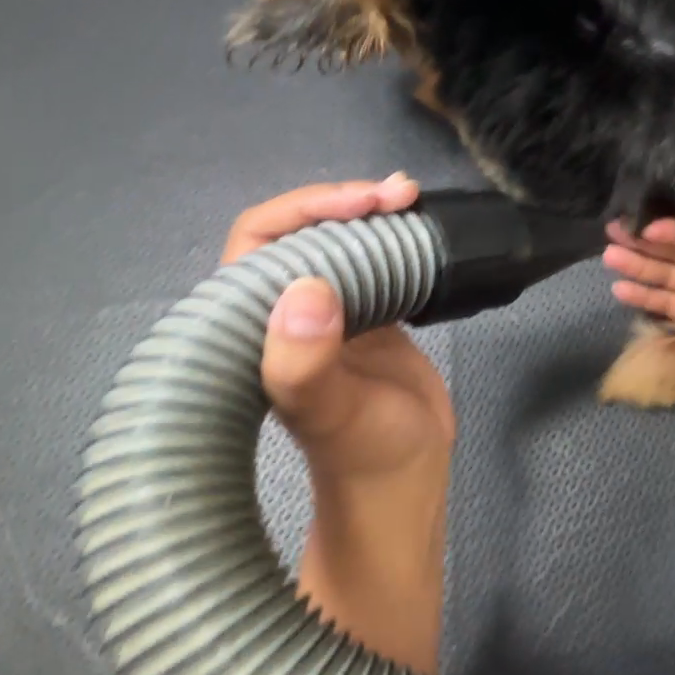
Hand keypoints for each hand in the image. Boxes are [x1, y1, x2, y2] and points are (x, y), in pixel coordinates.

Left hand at [223, 175, 455, 478]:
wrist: (406, 480)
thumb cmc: (364, 452)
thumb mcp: (333, 413)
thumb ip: (306, 361)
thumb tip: (307, 289)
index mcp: (253, 324)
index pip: (259, 240)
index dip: (304, 210)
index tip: (364, 205)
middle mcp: (285, 309)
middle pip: (302, 229)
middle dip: (346, 201)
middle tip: (402, 193)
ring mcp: (332, 311)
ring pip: (340, 239)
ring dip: (373, 212)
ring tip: (413, 198)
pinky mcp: (372, 316)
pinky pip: (377, 260)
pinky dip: (397, 236)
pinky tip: (421, 227)